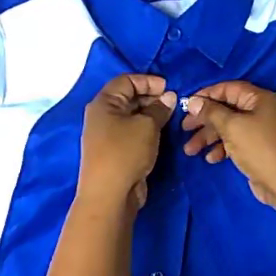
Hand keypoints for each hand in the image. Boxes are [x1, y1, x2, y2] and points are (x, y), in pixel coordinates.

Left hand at [79, 74, 176, 210]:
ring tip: (172, 118)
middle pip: (128, 98)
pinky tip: (162, 133)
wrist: (110, 194)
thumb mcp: (147, 126)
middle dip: (152, 98)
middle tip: (174, 104)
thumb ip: (159, 108)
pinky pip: (132, 133)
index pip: (126, 81)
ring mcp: (107, 135)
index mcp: (103, 103)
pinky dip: (147, 130)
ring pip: (132, 117)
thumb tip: (168, 97)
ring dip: (151, 115)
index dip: (148, 81)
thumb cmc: (126, 152)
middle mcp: (102, 116)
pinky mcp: (115, 152)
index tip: (169, 88)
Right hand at [180, 80, 275, 206]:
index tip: (186, 105)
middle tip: (184, 128)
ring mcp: (259, 131)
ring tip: (190, 150)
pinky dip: (221, 148)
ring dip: (208, 137)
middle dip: (204, 120)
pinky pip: (234, 143)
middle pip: (226, 109)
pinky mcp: (256, 149)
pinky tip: (211, 159)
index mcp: (258, 99)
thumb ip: (211, 112)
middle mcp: (260, 111)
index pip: (228, 89)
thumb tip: (194, 101)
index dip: (206, 95)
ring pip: (227, 128)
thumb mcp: (232, 127)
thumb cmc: (259, 149)